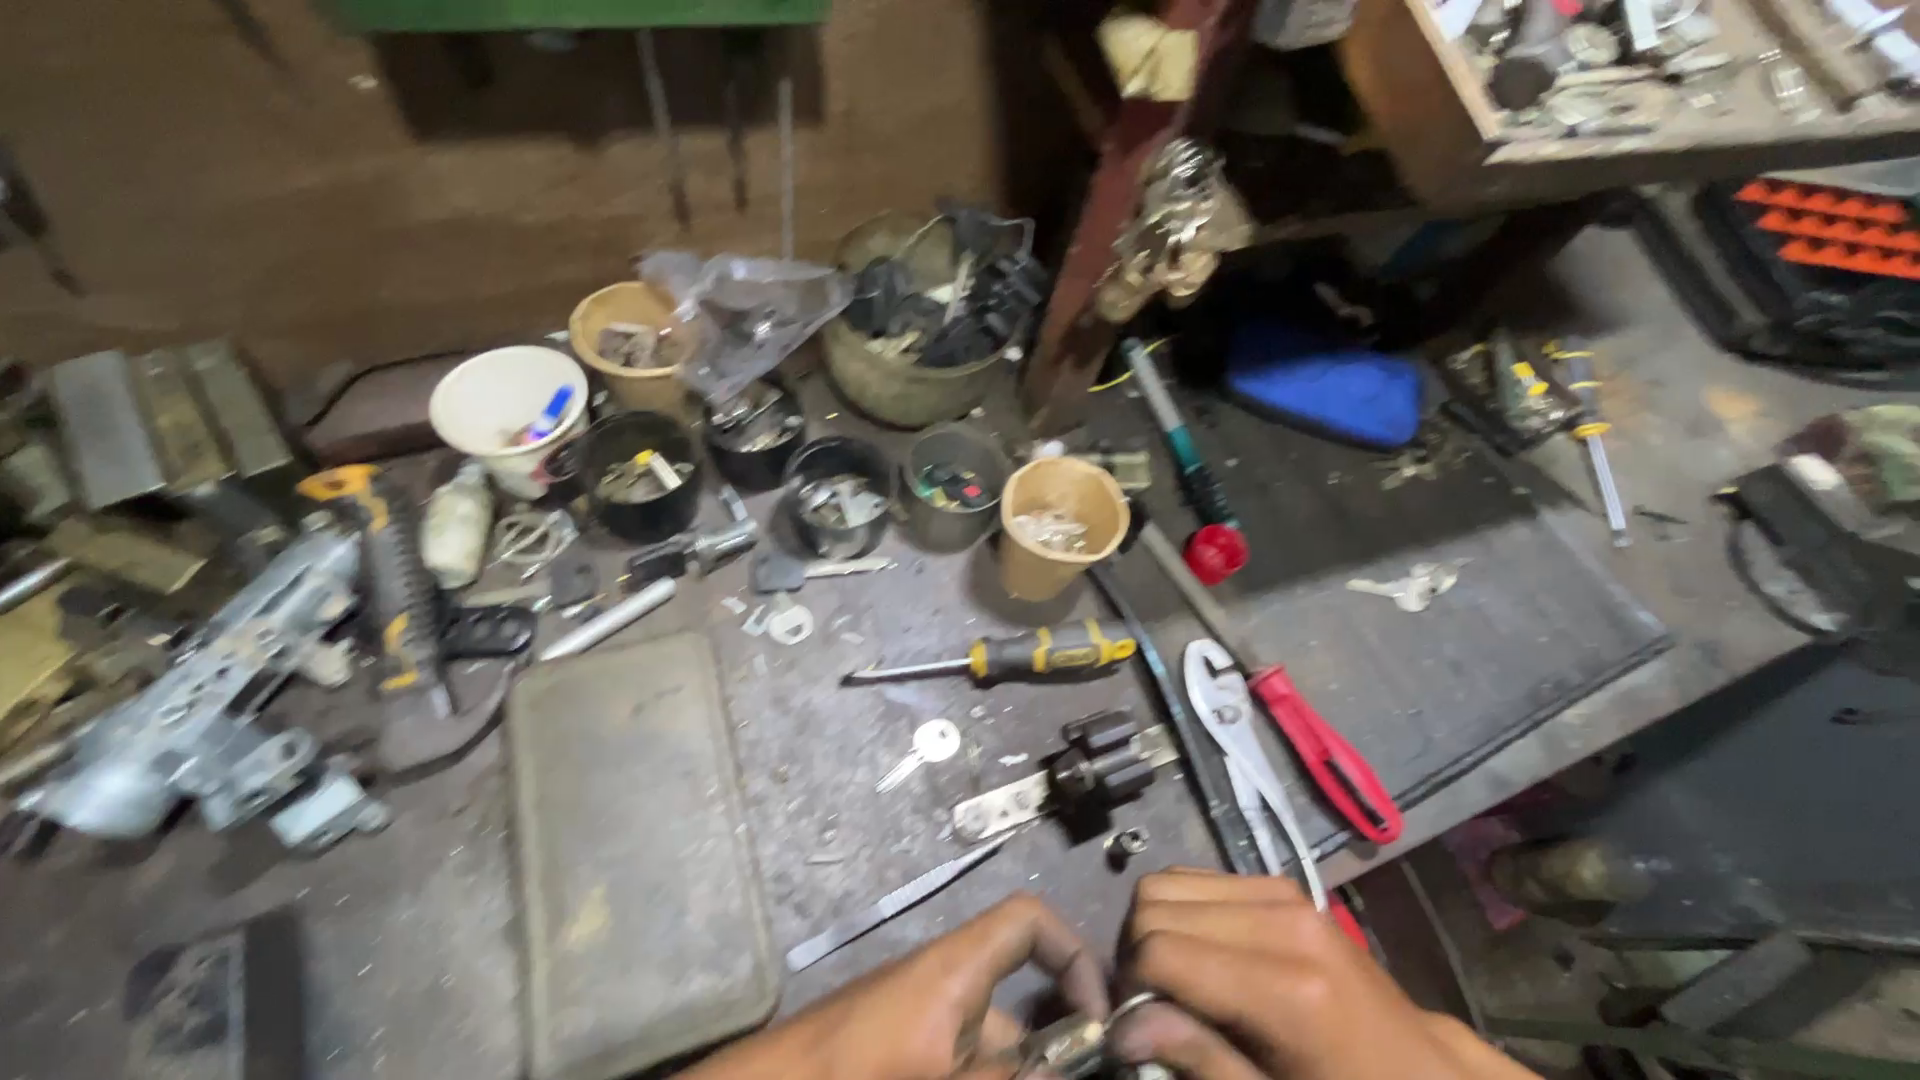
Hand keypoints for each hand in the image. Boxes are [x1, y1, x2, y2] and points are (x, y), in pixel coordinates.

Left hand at [685, 892, 1107, 1079]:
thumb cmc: (862, 1065)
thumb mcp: (945, 1074)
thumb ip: (1006, 1075)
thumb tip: (1066, 1071)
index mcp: (958, 966)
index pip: (1028, 920)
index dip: (1073, 953)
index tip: (1096, 1017)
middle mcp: (948, 980)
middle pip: (1022, 993)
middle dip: (1054, 1041)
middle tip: (1084, 1066)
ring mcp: (928, 1014)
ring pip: (996, 1037)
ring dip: (1020, 1061)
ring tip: (1044, 1070)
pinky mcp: (912, 1042)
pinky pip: (966, 1052)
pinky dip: (988, 1068)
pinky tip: (996, 1078)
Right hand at [1110, 868, 1537, 1079]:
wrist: (1423, 1075)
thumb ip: (1200, 1060)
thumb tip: (1122, 1026)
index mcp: (1289, 990)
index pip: (1160, 952)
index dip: (1132, 992)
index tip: (1136, 1031)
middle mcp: (1283, 922)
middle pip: (1154, 905)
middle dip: (1137, 956)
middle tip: (1151, 1006)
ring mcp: (1285, 894)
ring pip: (1166, 883)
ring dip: (1153, 929)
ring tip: (1173, 980)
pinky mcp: (1283, 885)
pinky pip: (1196, 878)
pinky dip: (1181, 912)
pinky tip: (1199, 954)